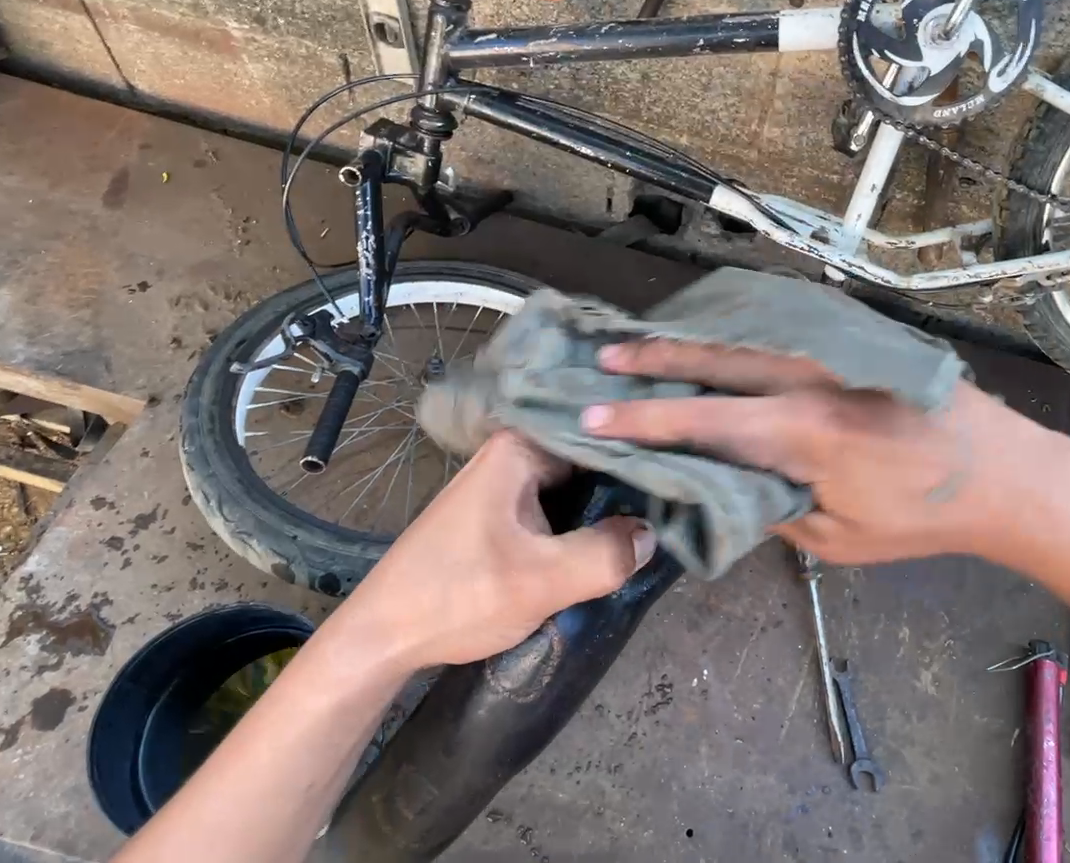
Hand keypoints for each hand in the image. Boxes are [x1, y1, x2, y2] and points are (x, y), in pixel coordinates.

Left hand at [329, 432, 656, 669]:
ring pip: (575, 482)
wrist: (381, 637)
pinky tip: (615, 532)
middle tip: (683, 495)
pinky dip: (584, 516)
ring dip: (608, 501)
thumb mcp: (540, 582)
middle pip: (589, 454)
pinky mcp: (501, 510)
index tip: (687, 468)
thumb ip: (605, 556)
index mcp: (520, 447)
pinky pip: (557, 502)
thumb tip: (652, 536)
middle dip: (630, 477)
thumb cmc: (456, 597)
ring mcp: (505, 480)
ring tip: (662, 510)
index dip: (645, 450)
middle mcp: (513, 451)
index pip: (600, 432)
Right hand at [581, 340, 1053, 564]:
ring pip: (748, 333)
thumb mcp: (838, 539)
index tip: (593, 414)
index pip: (702, 420)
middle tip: (605, 353)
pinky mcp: (859, 339)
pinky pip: (787, 324)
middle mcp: (810, 378)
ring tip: (649, 335)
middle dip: (654, 358)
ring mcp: (836, 351)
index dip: (642, 421)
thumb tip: (727, 482)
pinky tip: (719, 325)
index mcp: (801, 432)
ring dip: (693, 334)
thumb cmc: (921, 518)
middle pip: (715, 359)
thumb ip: (774, 507)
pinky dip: (742, 325)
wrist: (1007, 474)